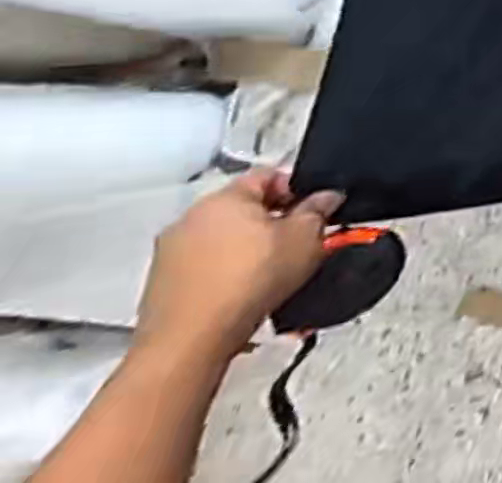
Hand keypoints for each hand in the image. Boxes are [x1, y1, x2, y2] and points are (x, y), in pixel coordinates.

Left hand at [135, 170, 344, 359]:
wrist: (192, 339)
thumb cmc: (251, 278)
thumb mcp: (308, 235)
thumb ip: (319, 208)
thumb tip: (325, 197)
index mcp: (222, 199)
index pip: (269, 176)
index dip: (300, 188)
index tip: (318, 208)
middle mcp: (188, 219)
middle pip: (245, 206)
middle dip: (277, 218)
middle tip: (304, 236)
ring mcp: (169, 253)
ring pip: (226, 235)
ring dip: (253, 243)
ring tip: (279, 264)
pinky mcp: (163, 282)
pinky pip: (208, 262)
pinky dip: (230, 267)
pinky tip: (250, 284)